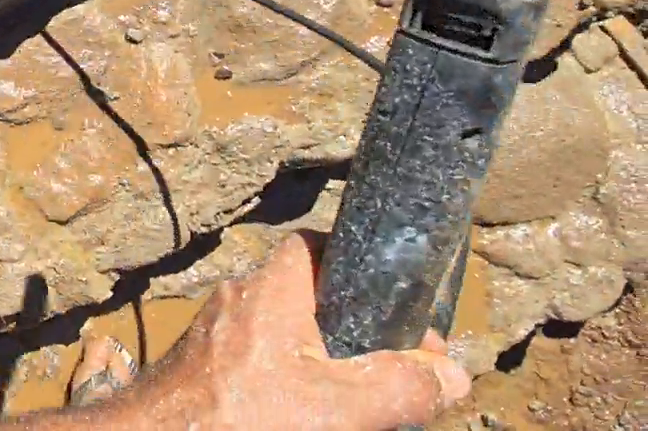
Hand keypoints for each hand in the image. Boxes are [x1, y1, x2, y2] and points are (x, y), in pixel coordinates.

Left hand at [118, 232, 471, 430]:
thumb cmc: (247, 412)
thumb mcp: (343, 405)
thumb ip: (401, 385)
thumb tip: (450, 370)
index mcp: (268, 289)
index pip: (309, 246)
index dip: (350, 259)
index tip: (391, 297)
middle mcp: (238, 296)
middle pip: (304, 294)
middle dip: (350, 324)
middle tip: (393, 367)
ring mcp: (218, 325)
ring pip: (283, 328)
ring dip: (323, 356)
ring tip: (360, 401)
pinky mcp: (207, 354)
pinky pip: (260, 353)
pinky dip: (291, 374)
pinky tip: (311, 411)